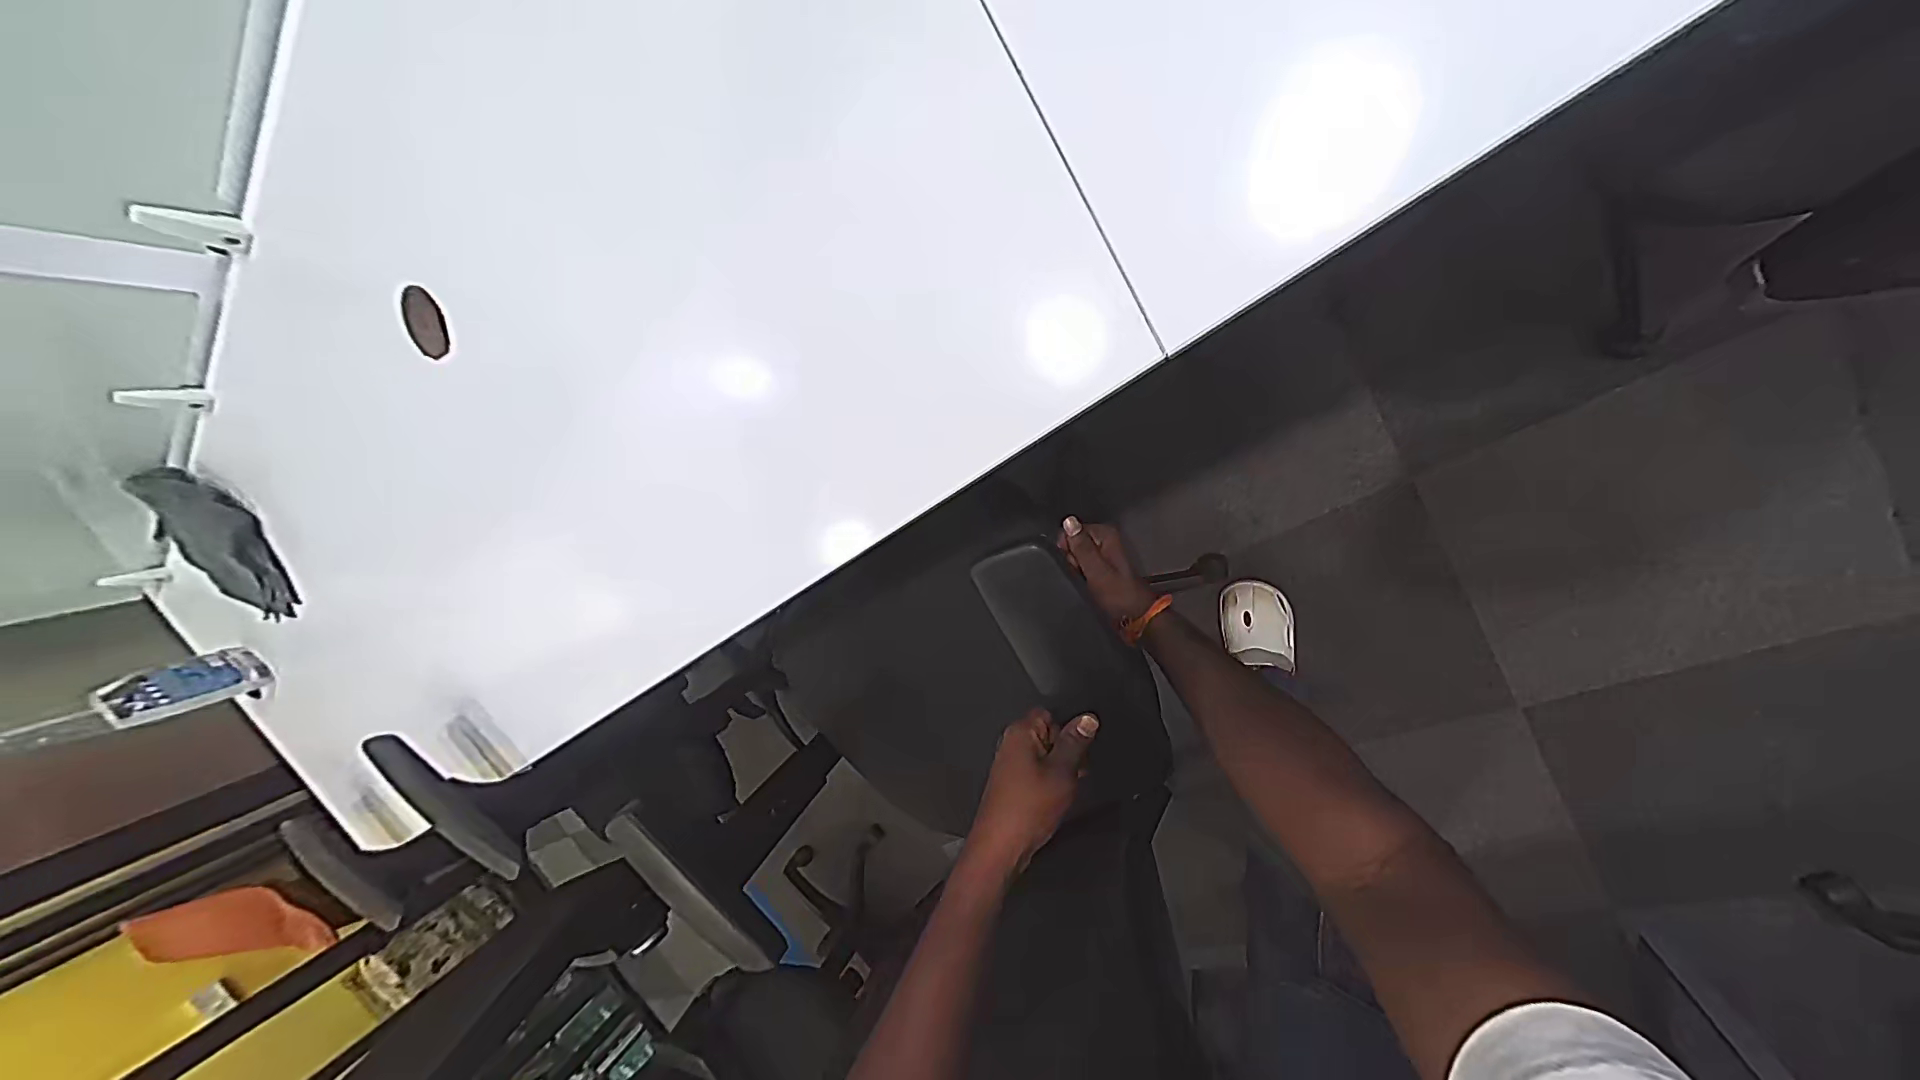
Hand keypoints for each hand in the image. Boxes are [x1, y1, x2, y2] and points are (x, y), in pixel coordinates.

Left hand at [965, 708, 1098, 873]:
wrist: (1001, 846)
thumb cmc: (1028, 808)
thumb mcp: (1062, 771)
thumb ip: (1076, 742)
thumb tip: (1087, 719)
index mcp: (1020, 732)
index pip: (1051, 713)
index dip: (1068, 731)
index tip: (1078, 751)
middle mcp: (1010, 743)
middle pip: (1048, 734)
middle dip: (1065, 753)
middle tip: (1070, 774)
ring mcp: (1008, 763)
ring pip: (1045, 757)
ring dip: (1058, 771)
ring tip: (1058, 792)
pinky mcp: (1010, 783)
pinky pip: (1036, 773)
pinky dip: (1047, 784)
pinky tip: (1049, 801)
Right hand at [1057, 516, 1158, 622]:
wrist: (1134, 614)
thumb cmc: (1118, 594)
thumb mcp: (1096, 570)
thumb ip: (1081, 546)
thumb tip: (1069, 522)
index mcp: (1106, 534)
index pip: (1070, 531)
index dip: (1068, 548)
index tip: (1076, 563)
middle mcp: (1105, 539)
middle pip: (1073, 542)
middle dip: (1072, 560)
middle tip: (1084, 575)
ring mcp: (1102, 552)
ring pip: (1075, 555)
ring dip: (1076, 569)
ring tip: (1088, 581)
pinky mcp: (1100, 565)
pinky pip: (1081, 566)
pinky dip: (1081, 575)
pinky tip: (1089, 584)